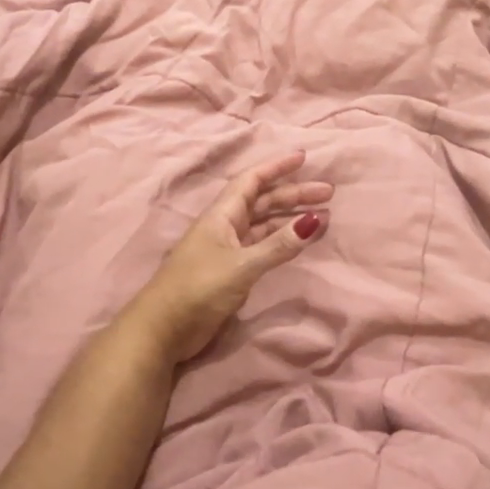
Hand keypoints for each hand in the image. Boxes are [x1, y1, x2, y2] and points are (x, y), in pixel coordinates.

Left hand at [123, 152, 332, 364]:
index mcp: (221, 215)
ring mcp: (226, 249)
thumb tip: (314, 219)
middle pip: (263, 201)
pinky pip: (262, 246)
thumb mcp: (242, 266)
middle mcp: (224, 226)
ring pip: (263, 224)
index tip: (304, 158)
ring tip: (322, 217)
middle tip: (327, 192)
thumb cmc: (198, 289)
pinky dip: (281, 241)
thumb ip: (278, 245)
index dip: (277, 167)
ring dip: (290, 218)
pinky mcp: (230, 271)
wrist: (162, 331)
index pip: (252, 180)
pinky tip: (298, 242)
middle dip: (293, 194)